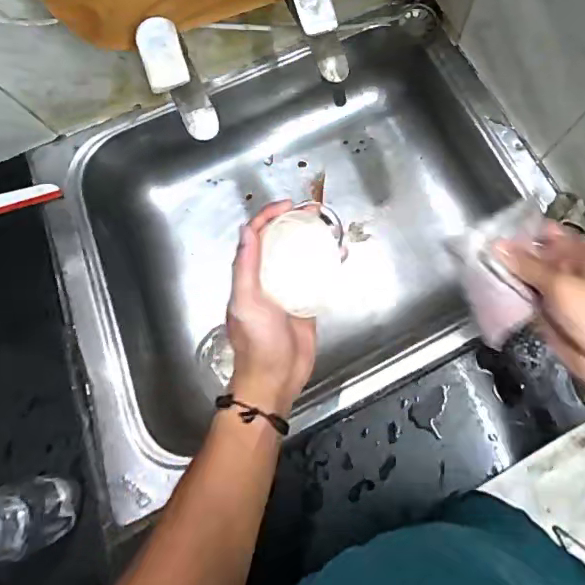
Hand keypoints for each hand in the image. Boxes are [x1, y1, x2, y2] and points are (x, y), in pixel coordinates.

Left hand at [226, 201, 318, 414]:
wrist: (276, 380)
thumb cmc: (256, 344)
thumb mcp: (246, 302)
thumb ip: (245, 267)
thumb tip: (247, 231)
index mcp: (249, 274)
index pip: (256, 235)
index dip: (269, 215)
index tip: (288, 205)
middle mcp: (267, 276)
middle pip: (280, 239)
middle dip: (295, 220)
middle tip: (314, 210)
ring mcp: (287, 288)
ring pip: (299, 253)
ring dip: (312, 237)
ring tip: (328, 225)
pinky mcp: (306, 301)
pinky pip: (317, 275)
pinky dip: (327, 262)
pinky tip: (339, 254)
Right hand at [496, 223, 584, 395]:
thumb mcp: (561, 286)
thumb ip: (527, 266)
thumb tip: (497, 245)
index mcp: (579, 257)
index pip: (550, 233)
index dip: (526, 228)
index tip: (498, 226)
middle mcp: (567, 272)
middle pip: (535, 255)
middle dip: (512, 251)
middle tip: (481, 244)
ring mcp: (556, 294)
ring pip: (527, 277)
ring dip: (508, 273)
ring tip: (479, 263)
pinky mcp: (547, 315)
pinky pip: (525, 300)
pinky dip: (509, 295)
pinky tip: (487, 287)